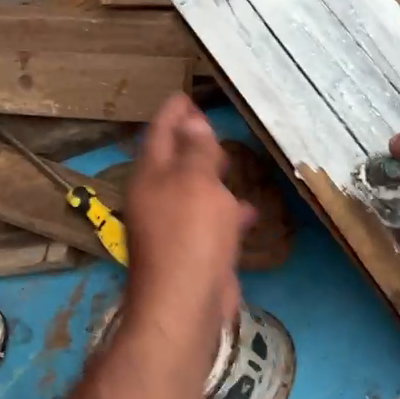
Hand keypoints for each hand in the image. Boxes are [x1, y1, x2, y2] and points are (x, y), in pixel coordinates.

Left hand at [124, 95, 255, 326]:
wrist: (187, 304)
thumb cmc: (191, 236)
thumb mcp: (197, 184)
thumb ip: (197, 152)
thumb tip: (192, 123)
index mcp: (152, 178)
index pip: (160, 135)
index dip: (172, 114)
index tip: (185, 94)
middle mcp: (156, 200)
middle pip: (173, 162)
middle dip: (190, 142)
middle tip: (208, 122)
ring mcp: (173, 228)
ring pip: (193, 191)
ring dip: (210, 174)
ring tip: (231, 159)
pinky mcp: (194, 251)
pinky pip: (211, 219)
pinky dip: (227, 209)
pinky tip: (248, 210)